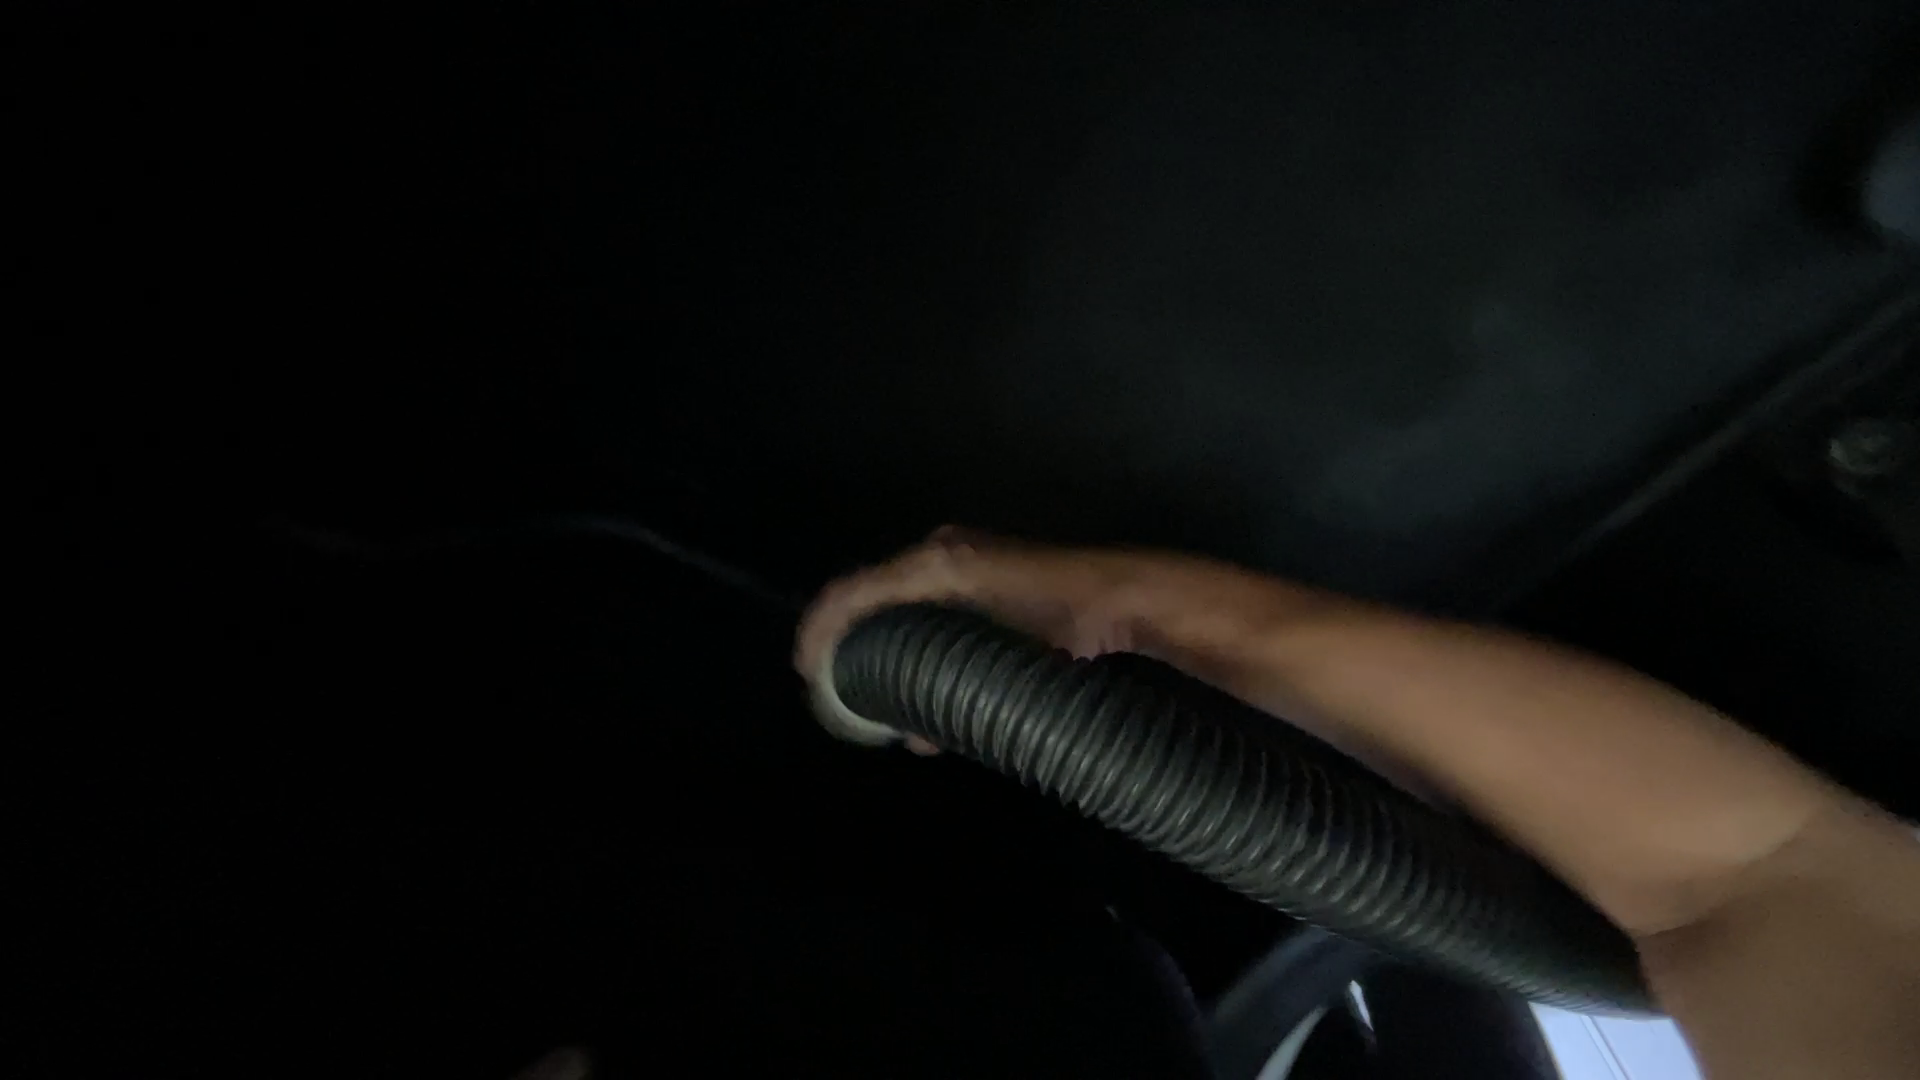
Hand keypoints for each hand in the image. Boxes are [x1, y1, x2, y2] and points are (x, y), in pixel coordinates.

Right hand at [793, 528, 1154, 748]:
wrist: (1111, 595)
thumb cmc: (1053, 617)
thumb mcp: (992, 656)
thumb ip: (941, 690)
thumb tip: (909, 734)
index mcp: (930, 565)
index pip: (853, 591)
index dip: (821, 628)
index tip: (806, 670)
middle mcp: (937, 558)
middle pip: (869, 599)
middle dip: (848, 643)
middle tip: (839, 688)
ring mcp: (959, 566)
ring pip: (899, 606)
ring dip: (883, 645)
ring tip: (881, 692)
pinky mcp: (978, 578)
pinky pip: (930, 606)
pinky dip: (917, 639)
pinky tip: (926, 678)